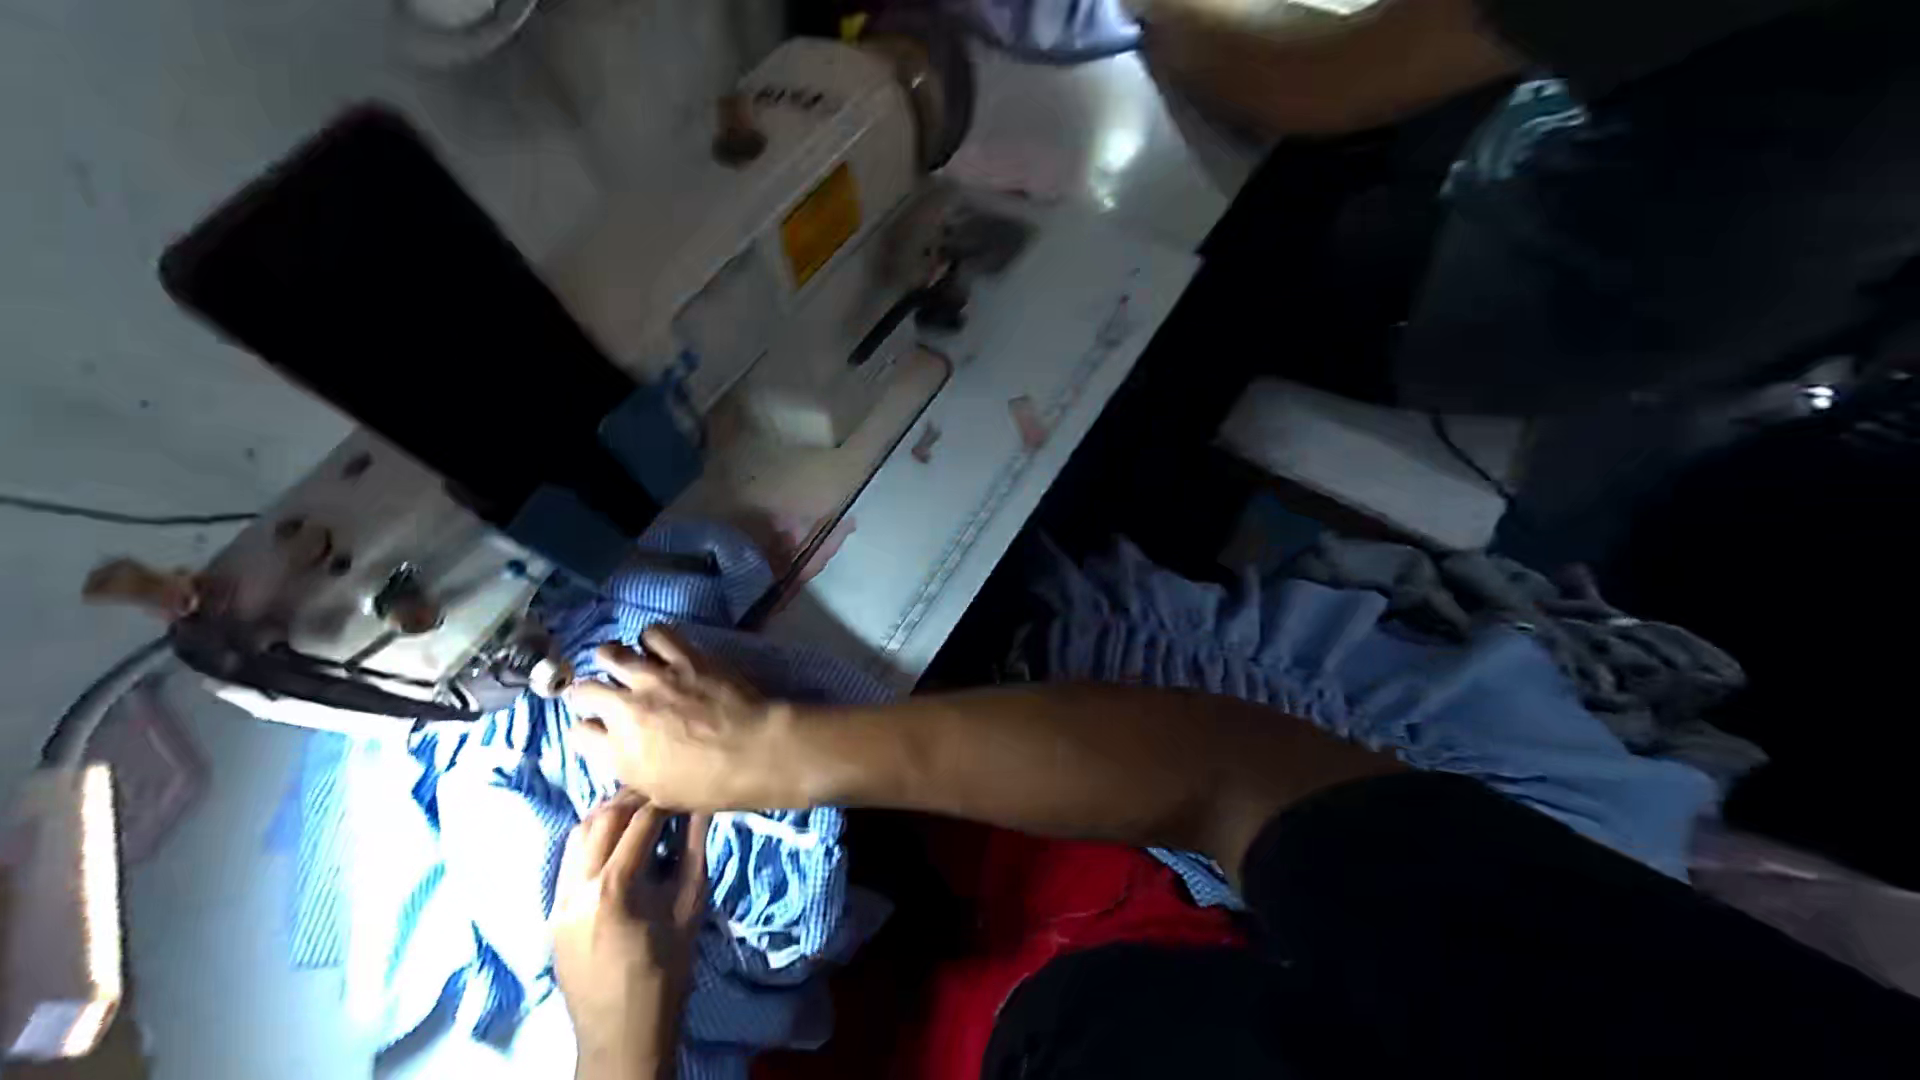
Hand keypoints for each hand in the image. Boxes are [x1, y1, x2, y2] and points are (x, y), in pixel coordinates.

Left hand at [551, 790, 710, 1079]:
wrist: (623, 1033)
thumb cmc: (667, 970)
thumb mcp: (690, 904)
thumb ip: (694, 848)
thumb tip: (702, 803)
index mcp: (613, 888)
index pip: (640, 821)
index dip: (667, 799)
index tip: (688, 788)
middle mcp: (576, 888)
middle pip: (602, 818)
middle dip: (635, 797)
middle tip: (666, 790)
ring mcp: (558, 901)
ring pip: (579, 833)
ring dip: (610, 813)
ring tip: (642, 808)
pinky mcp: (553, 912)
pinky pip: (571, 858)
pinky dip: (594, 837)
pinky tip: (620, 838)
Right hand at [565, 626, 790, 810]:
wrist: (756, 749)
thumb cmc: (713, 784)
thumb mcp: (662, 795)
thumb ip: (632, 775)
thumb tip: (620, 764)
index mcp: (617, 752)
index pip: (579, 733)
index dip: (588, 730)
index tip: (600, 728)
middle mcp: (626, 710)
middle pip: (584, 689)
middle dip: (589, 692)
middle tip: (608, 693)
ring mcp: (654, 678)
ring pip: (610, 653)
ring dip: (614, 659)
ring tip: (627, 664)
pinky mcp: (684, 656)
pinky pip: (654, 634)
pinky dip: (651, 639)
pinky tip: (659, 648)